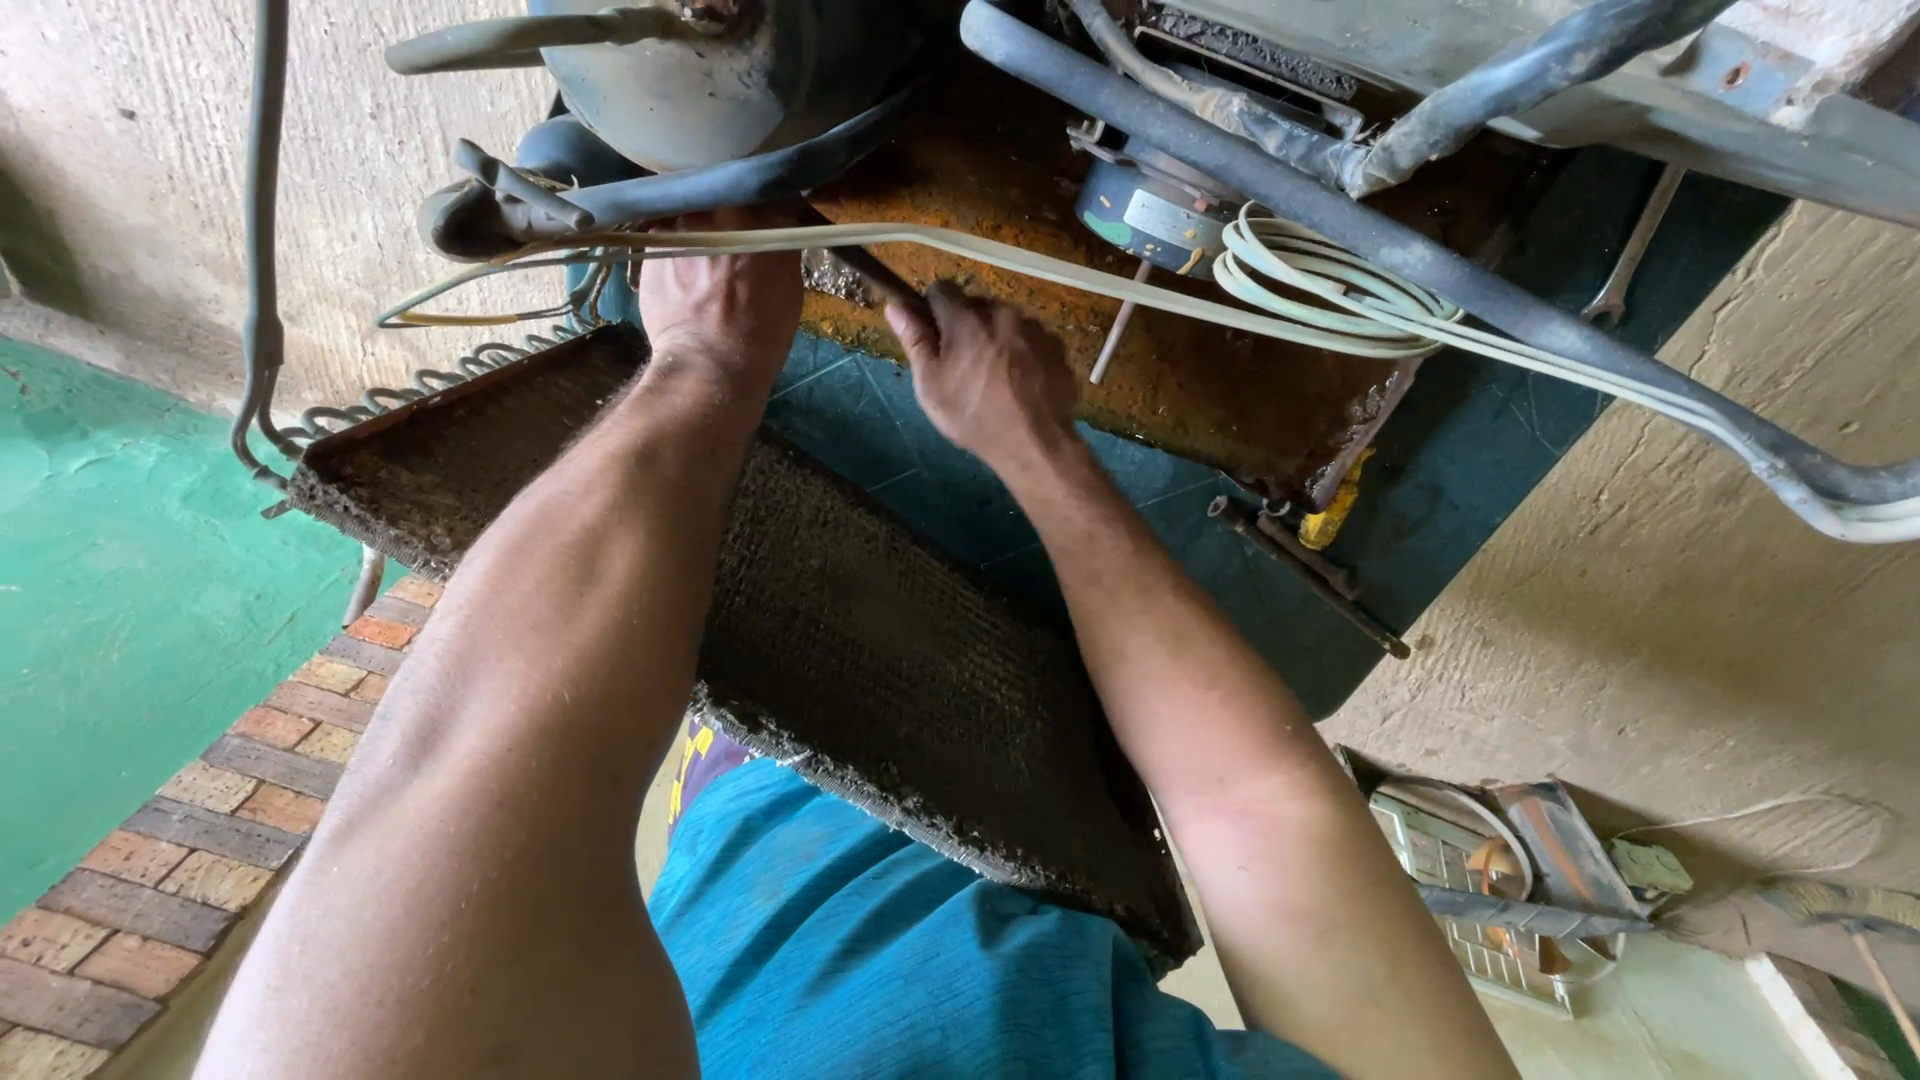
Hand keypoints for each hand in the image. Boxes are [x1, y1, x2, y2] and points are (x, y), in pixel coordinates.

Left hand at [638, 206, 801, 389]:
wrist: (709, 364)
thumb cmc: (761, 334)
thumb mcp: (790, 289)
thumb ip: (782, 249)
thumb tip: (779, 231)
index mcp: (759, 219)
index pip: (767, 195)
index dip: (769, 205)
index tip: (771, 216)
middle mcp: (717, 211)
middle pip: (724, 196)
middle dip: (730, 211)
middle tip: (735, 235)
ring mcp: (680, 225)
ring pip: (692, 212)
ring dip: (699, 227)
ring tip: (704, 254)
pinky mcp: (651, 245)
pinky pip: (666, 234)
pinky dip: (676, 247)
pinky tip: (682, 271)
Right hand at [886, 282, 1080, 476]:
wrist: (1034, 442)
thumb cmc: (973, 416)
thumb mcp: (931, 385)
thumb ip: (914, 341)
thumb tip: (895, 307)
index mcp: (966, 318)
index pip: (941, 289)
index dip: (932, 310)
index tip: (933, 336)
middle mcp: (1002, 312)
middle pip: (976, 305)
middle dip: (966, 326)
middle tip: (963, 365)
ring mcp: (1034, 328)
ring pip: (1006, 322)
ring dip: (996, 338)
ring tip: (995, 378)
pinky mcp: (1056, 346)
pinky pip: (1031, 339)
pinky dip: (1023, 353)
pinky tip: (1020, 383)